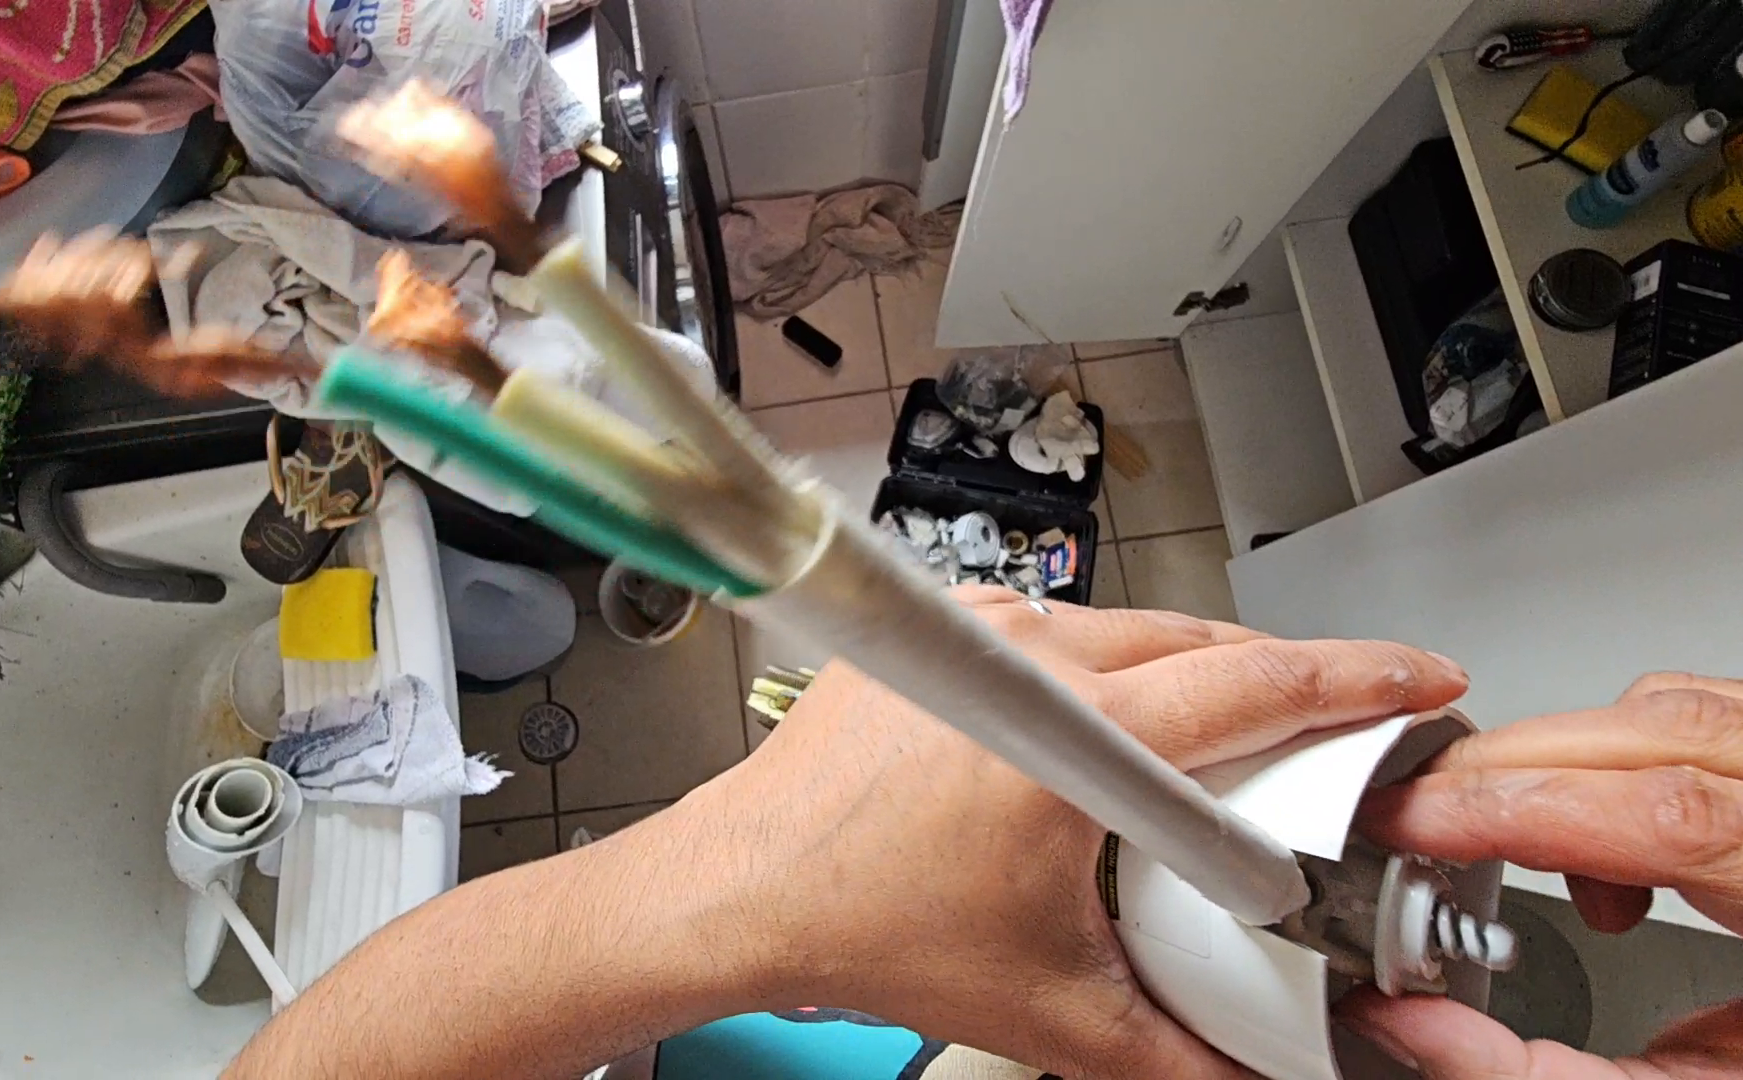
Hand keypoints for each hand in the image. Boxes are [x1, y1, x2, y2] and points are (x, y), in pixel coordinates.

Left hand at [675, 587, 1467, 1077]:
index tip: (1413, 678)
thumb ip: (1185, 1056)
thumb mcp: (1054, 1004)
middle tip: (1312, 725)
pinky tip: (1087, 709)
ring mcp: (971, 628)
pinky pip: (1041, 628)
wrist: (752, 877)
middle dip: (1269, 676)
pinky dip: (1086, 662)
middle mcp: (1023, 652)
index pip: (1255, 684)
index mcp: (1074, 729)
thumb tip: (1258, 1074)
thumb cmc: (865, 917)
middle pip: (1190, 643)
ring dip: (1169, 669)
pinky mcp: (934, 632)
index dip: (1356, 680)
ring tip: (1196, 730)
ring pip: (1113, 628)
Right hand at [1340, 673, 1742, 1077]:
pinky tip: (1598, 836)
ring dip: (1545, 762)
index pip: (1662, 812)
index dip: (1505, 807)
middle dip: (1496, 772)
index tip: (1404, 822)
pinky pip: (1694, 716)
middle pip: (1644, 738)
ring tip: (1502, 828)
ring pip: (1661, 710)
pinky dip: (1603, 758)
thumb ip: (1553, 1073)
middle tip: (1416, 815)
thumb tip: (1411, 1023)